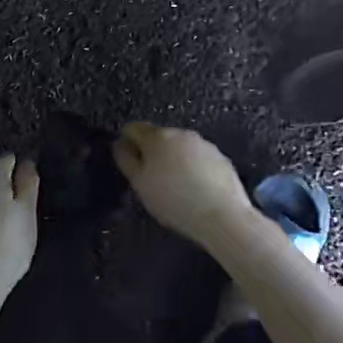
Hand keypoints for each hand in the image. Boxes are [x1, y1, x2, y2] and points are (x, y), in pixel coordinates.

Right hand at [114, 122, 256, 248]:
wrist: (221, 214)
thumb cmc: (174, 201)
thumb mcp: (140, 184)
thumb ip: (126, 159)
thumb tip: (120, 143)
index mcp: (156, 137)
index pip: (133, 128)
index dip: (127, 142)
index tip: (130, 161)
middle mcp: (180, 133)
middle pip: (158, 137)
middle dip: (152, 152)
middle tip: (152, 180)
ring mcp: (203, 143)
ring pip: (179, 147)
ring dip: (173, 159)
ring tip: (176, 187)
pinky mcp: (220, 156)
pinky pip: (198, 157)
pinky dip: (193, 167)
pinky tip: (196, 189)